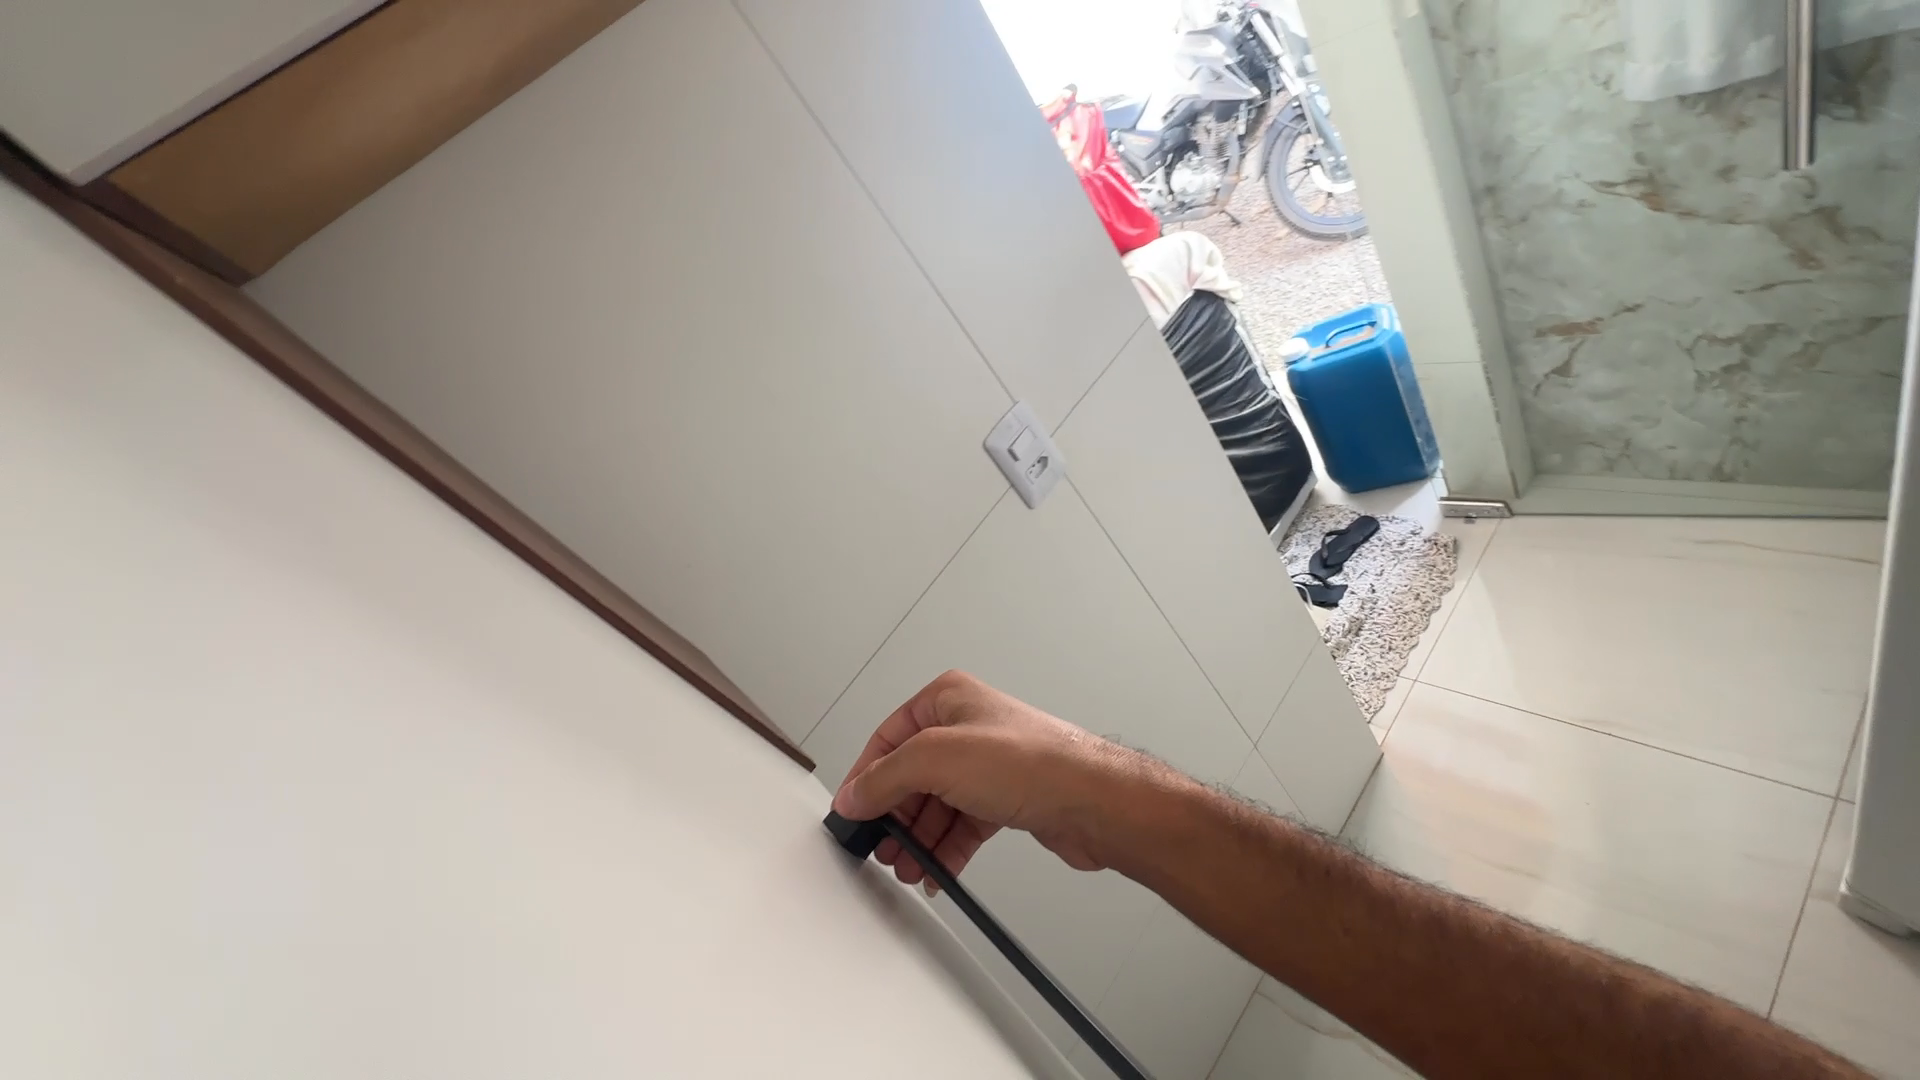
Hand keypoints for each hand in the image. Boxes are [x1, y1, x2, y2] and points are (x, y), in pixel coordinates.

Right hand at [831, 670, 1142, 891]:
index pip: (888, 736)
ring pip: (937, 802)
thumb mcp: (938, 759)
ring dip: (918, 837)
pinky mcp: (1005, 797)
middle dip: (894, 814)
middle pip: (911, 773)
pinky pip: (963, 823)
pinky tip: (936, 870)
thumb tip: (854, 794)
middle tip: (880, 847)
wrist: (1093, 801)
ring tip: (907, 866)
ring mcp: (988, 763)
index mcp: (947, 699)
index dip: (865, 775)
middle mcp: (967, 726)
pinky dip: (946, 847)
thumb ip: (885, 777)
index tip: (851, 810)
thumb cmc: (1034, 762)